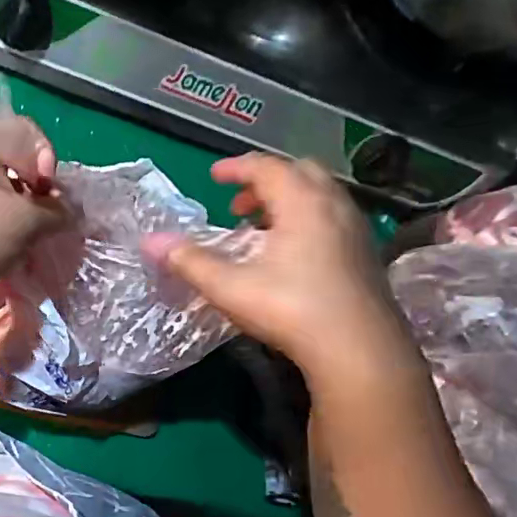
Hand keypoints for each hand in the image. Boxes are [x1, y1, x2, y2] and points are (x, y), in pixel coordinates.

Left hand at [0, 125, 68, 312]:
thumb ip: (60, 209)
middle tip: (54, 215)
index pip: (26, 134)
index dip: (45, 156)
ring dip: (36, 214)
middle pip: (23, 166)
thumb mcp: (29, 217)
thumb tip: (73, 212)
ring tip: (46, 234)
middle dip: (45, 191)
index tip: (47, 186)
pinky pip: (6, 217)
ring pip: (17, 195)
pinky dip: (22, 228)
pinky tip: (31, 245)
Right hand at [143, 154, 422, 385]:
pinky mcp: (365, 255)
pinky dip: (306, 222)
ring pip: (320, 197)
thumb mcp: (231, 287)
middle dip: (265, 182)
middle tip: (238, 204)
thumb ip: (190, 262)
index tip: (214, 175)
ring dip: (287, 202)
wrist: (358, 348)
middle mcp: (333, 205)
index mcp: (302, 202)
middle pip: (299, 173)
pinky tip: (291, 256)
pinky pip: (332, 219)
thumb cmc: (291, 309)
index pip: (267, 167)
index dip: (237, 167)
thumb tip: (150, 242)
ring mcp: (355, 229)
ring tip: (260, 230)